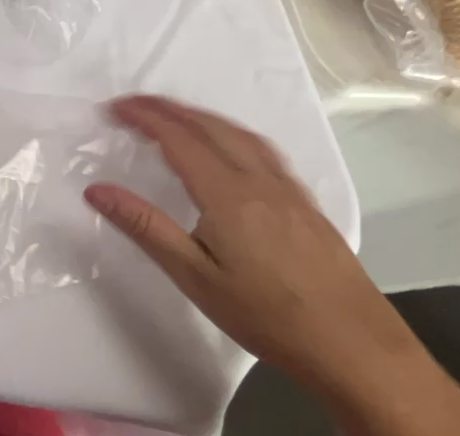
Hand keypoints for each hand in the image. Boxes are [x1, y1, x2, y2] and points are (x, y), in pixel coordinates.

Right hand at [86, 95, 459, 435]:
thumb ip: (146, 227)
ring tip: (174, 114)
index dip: (144, 116)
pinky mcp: (310, 210)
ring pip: (243, 136)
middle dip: (169, 108)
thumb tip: (96, 190)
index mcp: (229, 196)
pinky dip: (233, 134)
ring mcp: (292, 196)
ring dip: (203, 116)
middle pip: (211, 128)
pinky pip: (265, 153)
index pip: (179, 139)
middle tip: (133, 103)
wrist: (363, 356)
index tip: (113, 107)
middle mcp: (262, 185)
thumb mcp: (195, 278)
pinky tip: (230, 149)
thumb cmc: (270, 318)